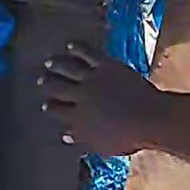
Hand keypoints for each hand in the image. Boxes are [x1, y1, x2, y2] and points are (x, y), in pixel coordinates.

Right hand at [40, 42, 169, 155]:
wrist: (148, 117)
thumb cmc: (128, 137)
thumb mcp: (101, 144)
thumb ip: (81, 138)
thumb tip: (65, 135)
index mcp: (78, 118)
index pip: (57, 111)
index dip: (50, 107)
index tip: (45, 104)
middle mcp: (80, 96)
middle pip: (57, 87)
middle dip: (47, 83)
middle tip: (41, 79)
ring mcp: (92, 79)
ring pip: (68, 68)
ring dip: (57, 64)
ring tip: (49, 61)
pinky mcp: (105, 65)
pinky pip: (87, 53)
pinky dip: (77, 48)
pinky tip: (71, 44)